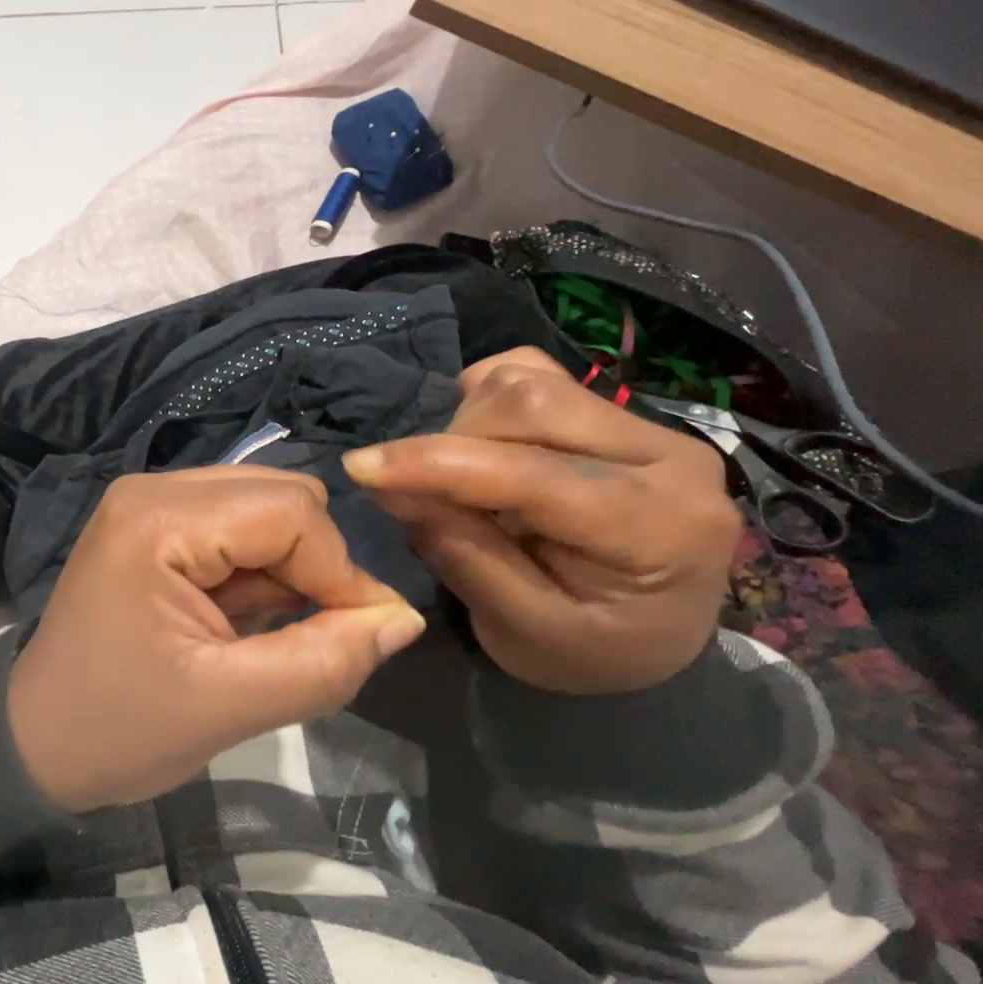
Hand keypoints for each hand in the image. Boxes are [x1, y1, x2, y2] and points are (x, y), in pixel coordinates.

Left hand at [7, 466, 425, 813]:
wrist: (35, 740)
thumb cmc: (117, 728)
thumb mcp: (228, 706)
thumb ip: (323, 661)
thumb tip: (403, 618)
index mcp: (158, 519)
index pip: (291, 512)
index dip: (340, 573)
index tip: (356, 640)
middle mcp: (152, 489)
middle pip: (280, 496)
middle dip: (313, 566)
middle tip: (307, 637)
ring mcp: (147, 503)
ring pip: (264, 508)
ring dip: (287, 570)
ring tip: (263, 634)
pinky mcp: (151, 527)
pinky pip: (235, 528)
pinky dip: (258, 572)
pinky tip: (240, 620)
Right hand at [344, 347, 741, 695]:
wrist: (654, 641)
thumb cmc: (591, 653)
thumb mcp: (521, 631)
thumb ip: (461, 554)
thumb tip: (390, 487)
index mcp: (658, 526)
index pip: (532, 472)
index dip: (436, 463)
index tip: (358, 468)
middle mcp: (668, 455)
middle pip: (528, 402)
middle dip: (449, 442)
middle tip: (419, 494)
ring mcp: (645, 424)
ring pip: (525, 379)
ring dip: (464, 422)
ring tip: (457, 477)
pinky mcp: (615, 411)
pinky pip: (532, 373)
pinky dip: (482, 400)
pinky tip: (480, 447)